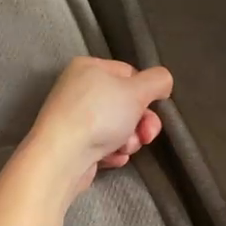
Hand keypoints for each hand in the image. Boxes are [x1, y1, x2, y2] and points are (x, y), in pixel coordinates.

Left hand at [26, 57, 172, 195]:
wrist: (62, 157)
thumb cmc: (99, 115)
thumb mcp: (137, 91)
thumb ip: (157, 81)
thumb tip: (163, 82)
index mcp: (88, 67)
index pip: (129, 73)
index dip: (145, 92)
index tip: (153, 106)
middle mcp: (78, 90)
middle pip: (125, 104)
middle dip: (140, 122)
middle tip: (146, 135)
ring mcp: (74, 118)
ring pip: (117, 127)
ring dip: (128, 139)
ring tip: (123, 148)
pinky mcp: (73, 145)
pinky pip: (103, 145)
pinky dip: (112, 152)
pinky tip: (110, 158)